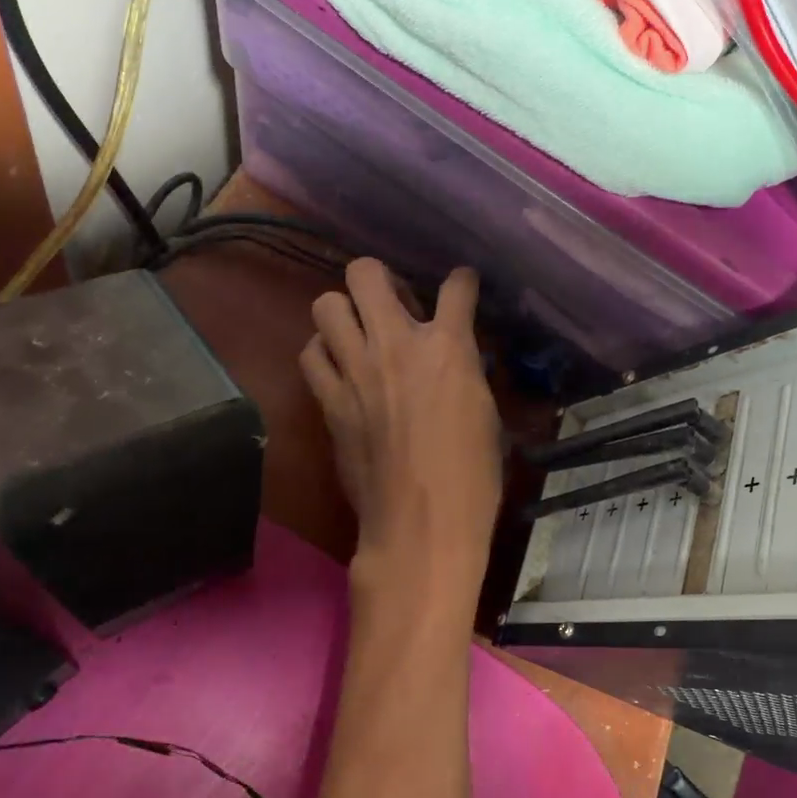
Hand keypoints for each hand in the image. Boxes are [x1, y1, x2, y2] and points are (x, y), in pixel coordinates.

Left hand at [300, 259, 502, 573]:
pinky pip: (310, 354)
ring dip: (345, 312)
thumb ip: (466, 374)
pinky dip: (323, 354)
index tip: (461, 287)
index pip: (457, 287)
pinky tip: (339, 369)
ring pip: (326, 304)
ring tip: (359, 334)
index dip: (462, 282)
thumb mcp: (486, 415)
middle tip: (394, 305)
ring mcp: (355, 370)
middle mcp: (396, 344)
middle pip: (367, 273)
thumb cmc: (472, 477)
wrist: (422, 524)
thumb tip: (457, 360)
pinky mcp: (328, 401)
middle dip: (381, 279)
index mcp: (448, 347)